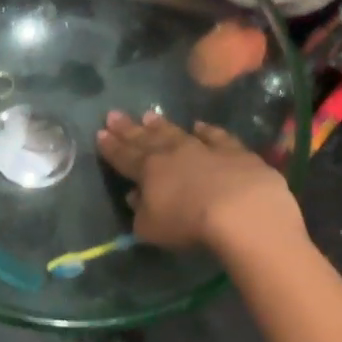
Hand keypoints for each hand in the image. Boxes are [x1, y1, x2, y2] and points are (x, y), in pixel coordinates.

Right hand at [96, 111, 304, 261]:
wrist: (242, 211)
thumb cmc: (188, 223)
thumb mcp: (150, 227)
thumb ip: (140, 211)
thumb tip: (136, 196)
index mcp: (148, 171)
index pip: (123, 156)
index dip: (110, 146)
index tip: (99, 134)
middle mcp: (172, 153)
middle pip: (145, 138)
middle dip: (128, 128)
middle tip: (114, 114)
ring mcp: (204, 148)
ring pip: (176, 132)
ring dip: (161, 125)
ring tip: (149, 115)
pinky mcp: (234, 152)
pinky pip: (216, 136)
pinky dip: (206, 130)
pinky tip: (200, 125)